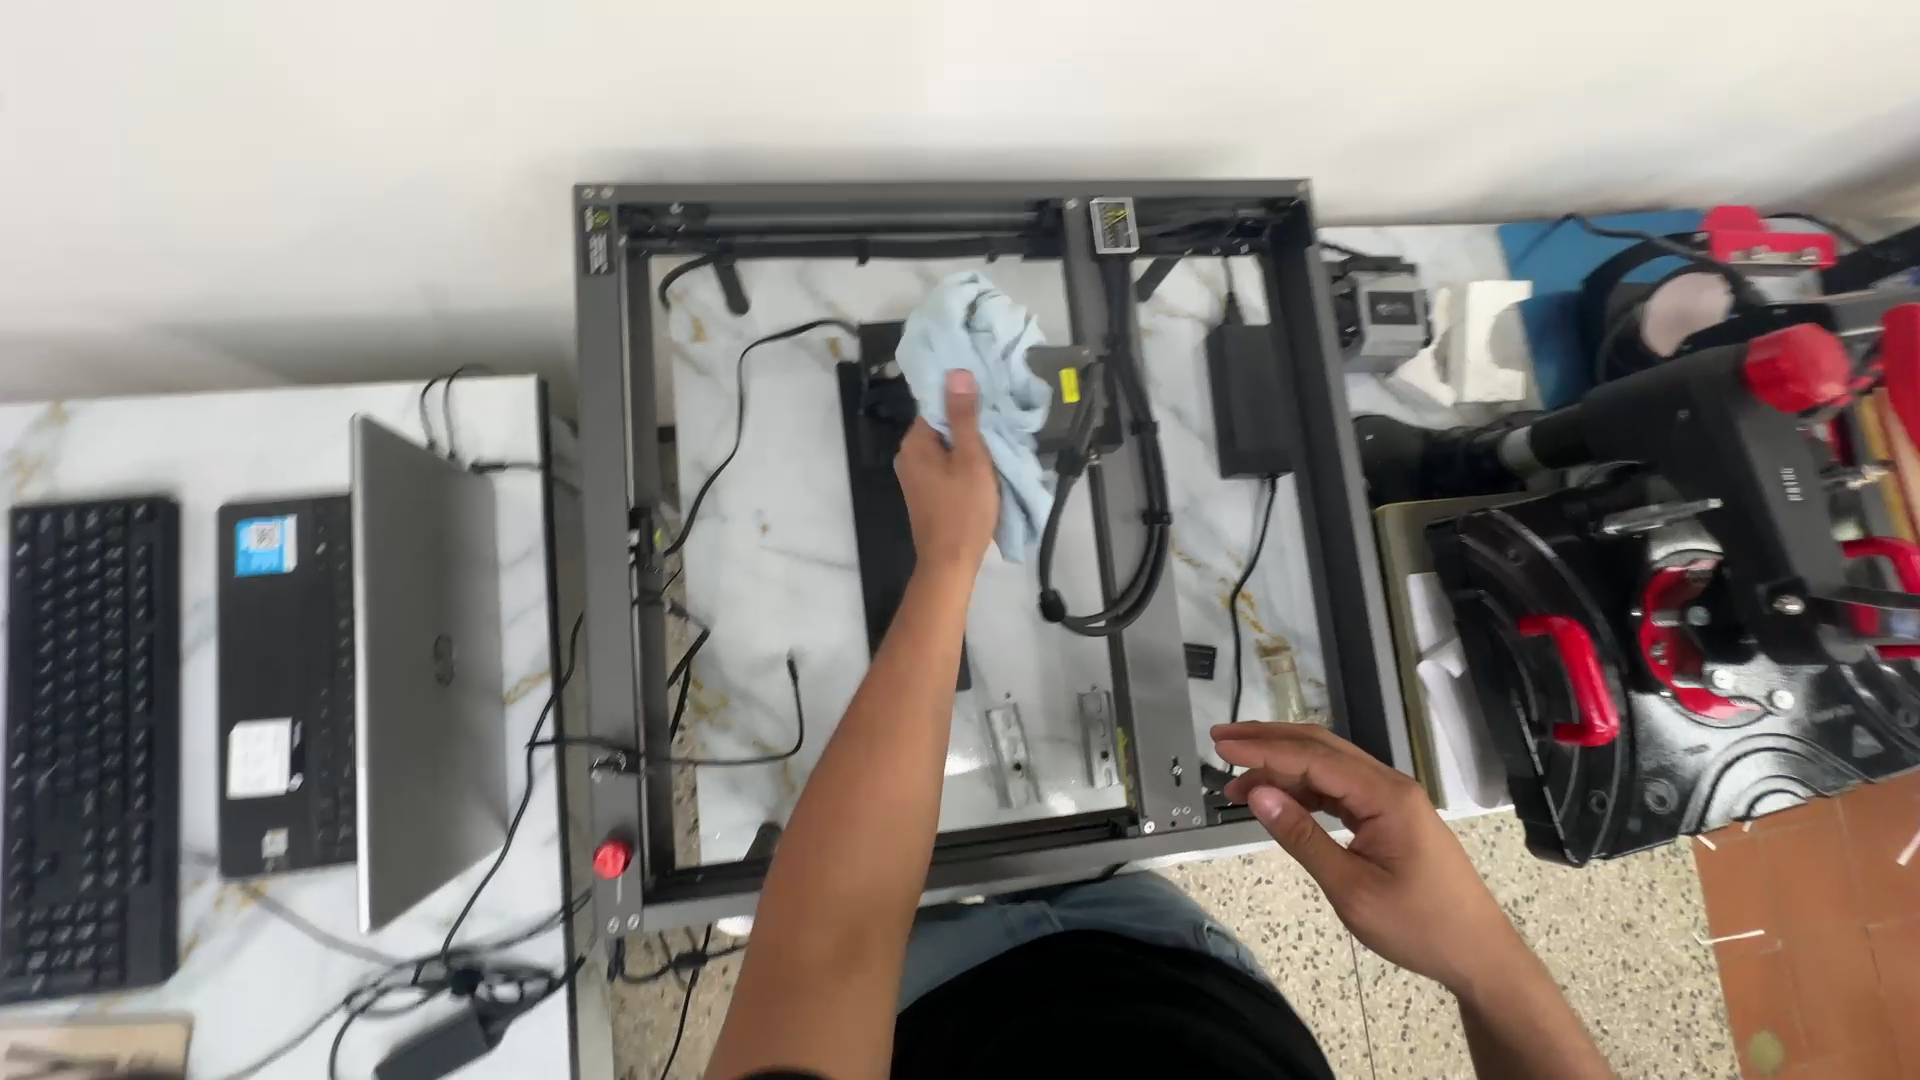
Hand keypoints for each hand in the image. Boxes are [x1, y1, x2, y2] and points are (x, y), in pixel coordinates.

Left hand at [896, 370, 997, 577]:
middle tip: (1000, 424)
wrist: (950, 562)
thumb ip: (964, 415)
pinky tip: (984, 468)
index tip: (990, 400)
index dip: (963, 400)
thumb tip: (956, 372)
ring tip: (997, 445)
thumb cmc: (963, 510)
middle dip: (968, 424)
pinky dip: (962, 464)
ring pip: (944, 448)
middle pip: (940, 426)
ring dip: (968, 445)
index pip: (936, 405)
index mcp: (914, 443)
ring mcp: (914, 476)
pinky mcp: (924, 493)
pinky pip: (944, 466)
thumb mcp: (971, 458)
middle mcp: (908, 456)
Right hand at [1212, 722, 1526, 994]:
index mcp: (1385, 795)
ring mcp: (1389, 797)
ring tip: (1237, 779)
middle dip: (1267, 740)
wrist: (1482, 957)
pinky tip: (1275, 798)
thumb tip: (1256, 794)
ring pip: (1325, 763)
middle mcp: (1388, 784)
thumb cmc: (1419, 928)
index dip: (1262, 750)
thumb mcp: (1351, 889)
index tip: (1221, 747)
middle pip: (1318, 746)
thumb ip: (1301, 837)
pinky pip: (1336, 786)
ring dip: (1280, 764)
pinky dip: (1300, 786)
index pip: (1311, 758)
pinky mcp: (1387, 813)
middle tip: (1220, 739)